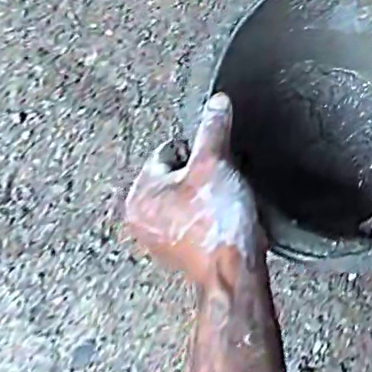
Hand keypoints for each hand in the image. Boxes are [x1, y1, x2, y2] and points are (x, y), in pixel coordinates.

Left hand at [123, 93, 261, 286]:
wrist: (232, 268)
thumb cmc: (215, 220)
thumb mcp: (215, 162)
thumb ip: (213, 129)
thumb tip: (216, 102)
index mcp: (139, 195)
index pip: (169, 150)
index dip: (198, 150)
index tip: (214, 163)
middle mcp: (141, 217)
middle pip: (178, 171)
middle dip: (202, 171)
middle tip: (219, 184)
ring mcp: (159, 236)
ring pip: (188, 193)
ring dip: (207, 191)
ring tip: (223, 202)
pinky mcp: (179, 248)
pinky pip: (194, 215)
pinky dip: (209, 212)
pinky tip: (223, 217)